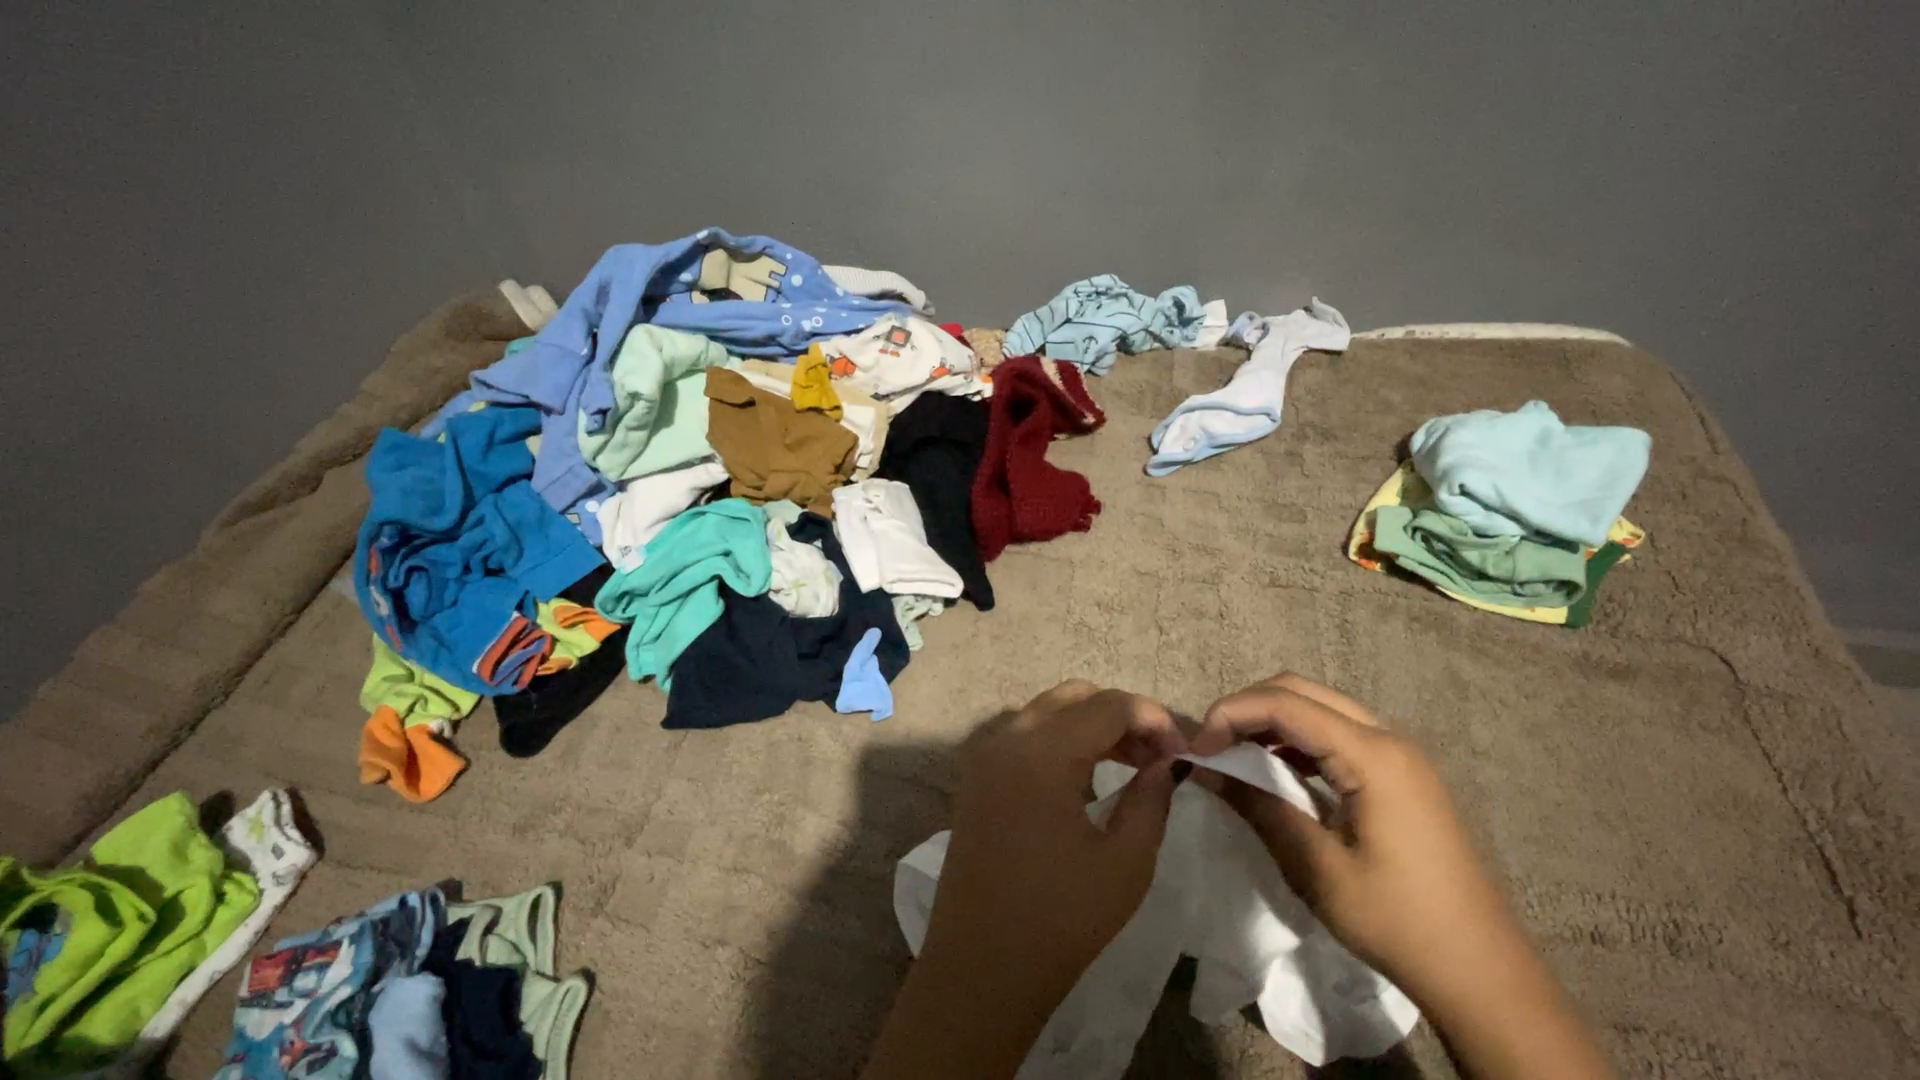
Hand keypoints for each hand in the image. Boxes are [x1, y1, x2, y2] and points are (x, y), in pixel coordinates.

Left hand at [864, 680, 1187, 1078]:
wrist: (981, 969)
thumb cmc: (1060, 919)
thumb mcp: (1126, 861)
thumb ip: (1151, 798)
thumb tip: (1166, 762)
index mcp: (1040, 752)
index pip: (1109, 706)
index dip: (1155, 720)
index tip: (1184, 755)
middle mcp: (1006, 740)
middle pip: (1074, 698)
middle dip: (1122, 715)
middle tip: (1158, 756)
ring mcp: (984, 760)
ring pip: (1046, 713)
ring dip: (1090, 725)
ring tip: (1131, 764)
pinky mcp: (976, 782)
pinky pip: (1023, 738)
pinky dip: (1060, 741)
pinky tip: (1086, 778)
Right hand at [1191, 674, 1615, 1079]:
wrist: (1479, 966)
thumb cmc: (1396, 919)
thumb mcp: (1316, 867)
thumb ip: (1260, 807)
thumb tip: (1206, 770)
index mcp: (1372, 755)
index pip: (1284, 703)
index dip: (1230, 715)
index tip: (1197, 752)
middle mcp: (1388, 738)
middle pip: (1301, 690)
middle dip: (1246, 708)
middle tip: (1211, 748)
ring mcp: (1399, 754)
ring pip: (1320, 707)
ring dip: (1271, 720)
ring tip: (1235, 757)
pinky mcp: (1401, 773)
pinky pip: (1339, 732)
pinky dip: (1298, 738)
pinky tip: (1277, 771)